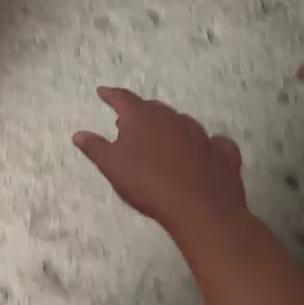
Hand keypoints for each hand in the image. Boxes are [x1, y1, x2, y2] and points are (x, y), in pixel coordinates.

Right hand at [74, 87, 248, 238]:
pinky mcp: (225, 155)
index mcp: (141, 117)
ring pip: (182, 122)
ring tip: (162, 139)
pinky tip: (203, 151)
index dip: (111, 95)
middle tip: (129, 124)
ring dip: (170, 126)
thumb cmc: (148, 184)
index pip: (122, 98)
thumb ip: (94, 147)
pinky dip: (206, 143)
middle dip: (140, 112)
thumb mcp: (111, 166)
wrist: (201, 212)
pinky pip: (215, 142)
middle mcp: (171, 119)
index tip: (102, 93)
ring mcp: (201, 136)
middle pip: (153, 108)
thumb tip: (79, 134)